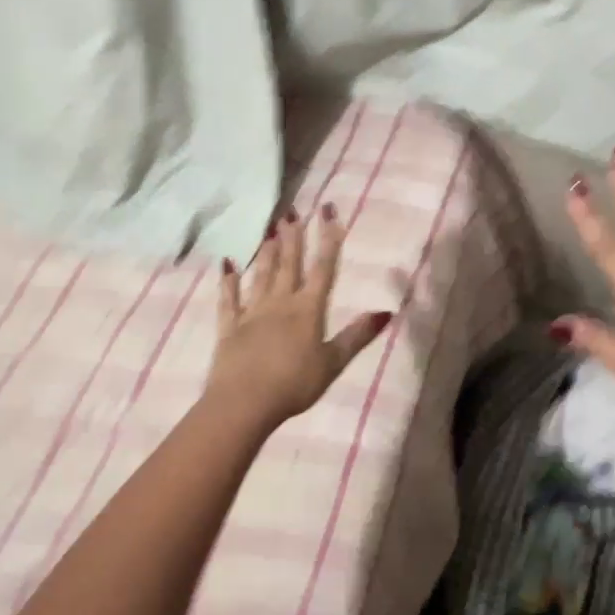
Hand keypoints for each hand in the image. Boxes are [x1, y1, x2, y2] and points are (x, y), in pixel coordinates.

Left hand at [206, 205, 393, 427]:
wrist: (243, 403)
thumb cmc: (294, 384)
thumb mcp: (332, 363)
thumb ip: (357, 336)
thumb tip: (387, 311)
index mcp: (308, 309)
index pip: (323, 267)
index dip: (328, 238)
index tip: (328, 211)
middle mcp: (280, 302)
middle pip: (290, 264)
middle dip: (294, 236)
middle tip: (292, 211)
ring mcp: (252, 312)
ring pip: (262, 275)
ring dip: (268, 252)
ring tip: (270, 229)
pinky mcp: (229, 327)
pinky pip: (229, 299)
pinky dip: (228, 280)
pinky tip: (227, 263)